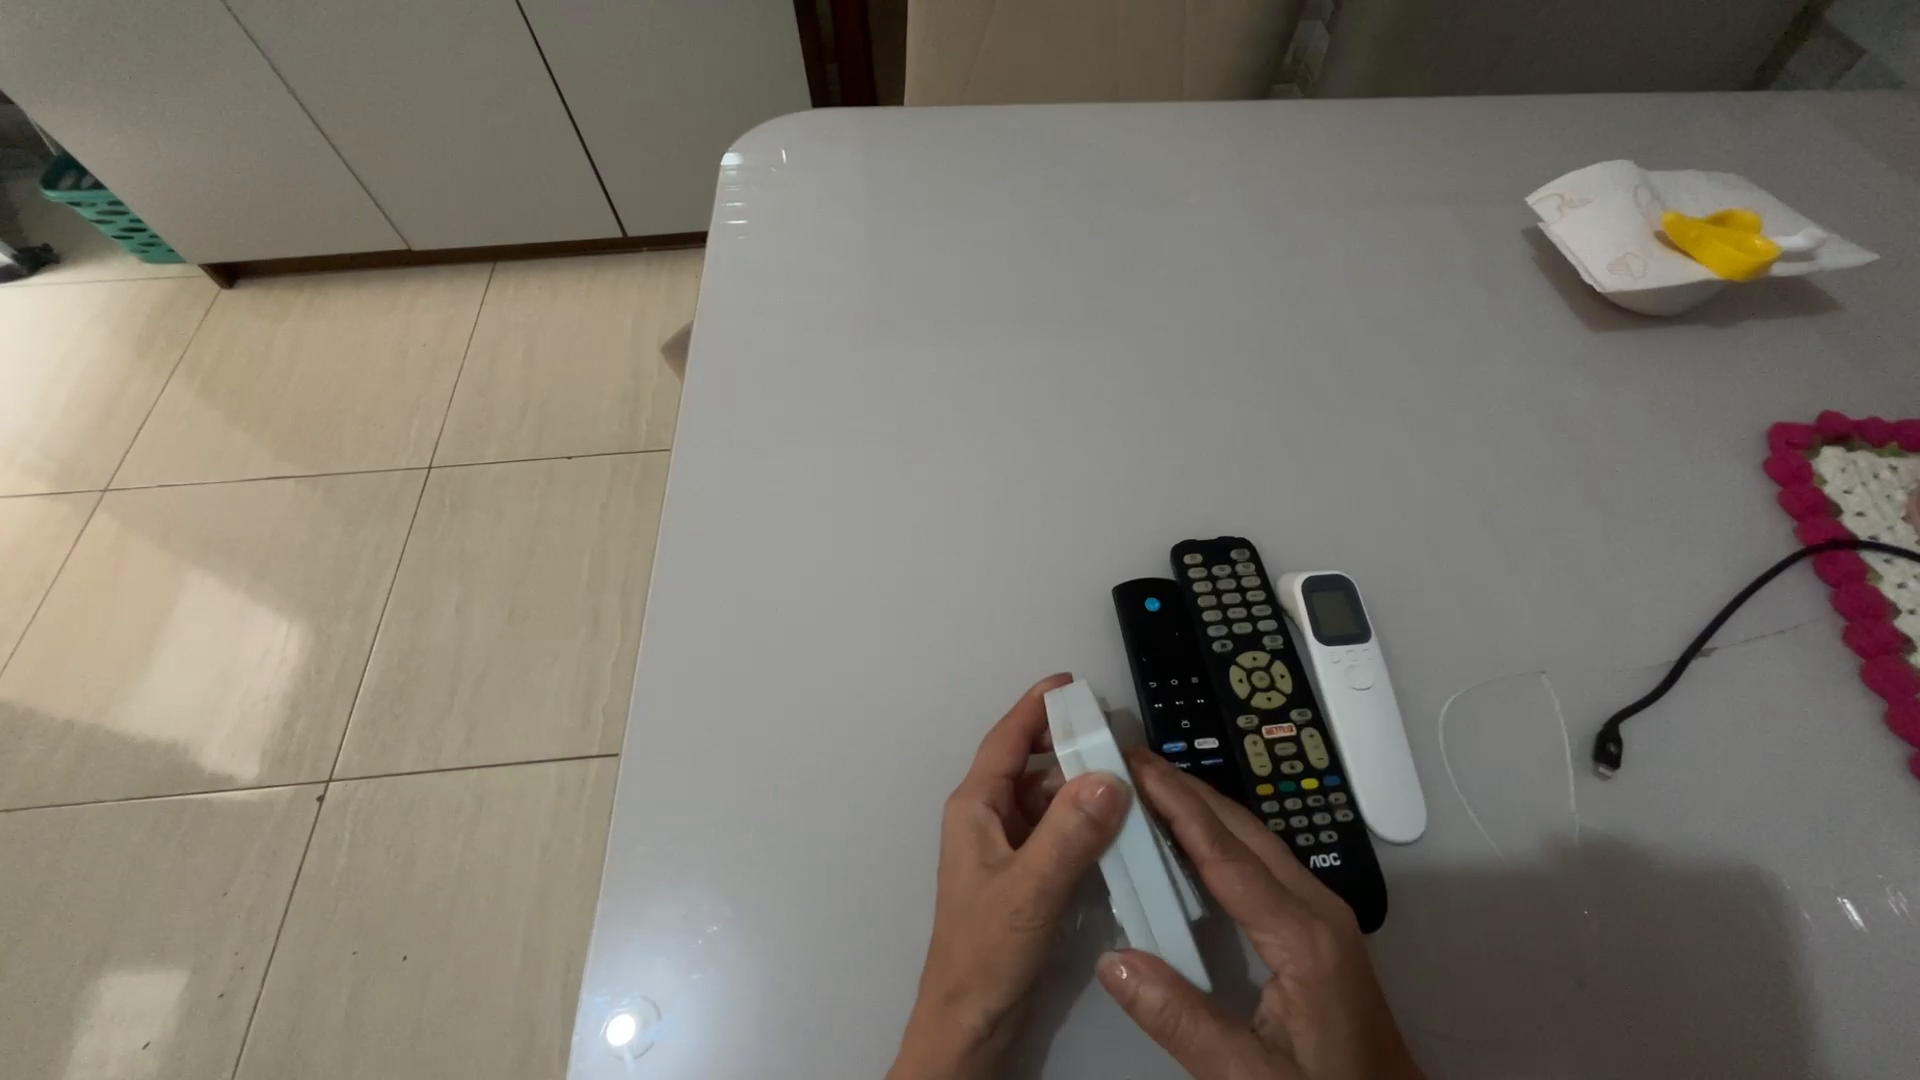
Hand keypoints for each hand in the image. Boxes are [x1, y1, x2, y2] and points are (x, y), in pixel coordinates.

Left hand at [887, 674, 1130, 1079]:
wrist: (970, 1021)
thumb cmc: (987, 950)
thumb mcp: (1031, 888)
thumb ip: (1069, 833)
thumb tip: (1108, 776)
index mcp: (975, 807)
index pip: (1006, 740)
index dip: (1035, 708)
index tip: (1068, 683)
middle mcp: (988, 818)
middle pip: (1029, 765)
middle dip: (1067, 745)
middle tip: (1115, 734)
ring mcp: (1006, 847)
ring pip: (1046, 799)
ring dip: (1080, 786)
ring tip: (1127, 775)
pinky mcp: (1024, 874)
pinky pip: (1056, 831)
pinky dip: (1083, 821)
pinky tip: (1116, 825)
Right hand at [1098, 749, 1424, 1079]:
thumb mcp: (1251, 1079)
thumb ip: (1181, 1022)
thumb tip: (1114, 961)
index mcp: (1302, 937)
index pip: (1225, 852)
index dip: (1176, 804)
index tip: (1134, 766)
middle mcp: (1317, 907)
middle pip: (1242, 829)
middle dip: (1185, 789)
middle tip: (1129, 763)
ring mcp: (1321, 912)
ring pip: (1253, 838)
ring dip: (1200, 806)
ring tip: (1148, 786)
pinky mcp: (1317, 923)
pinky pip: (1259, 859)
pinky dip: (1216, 834)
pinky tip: (1186, 837)